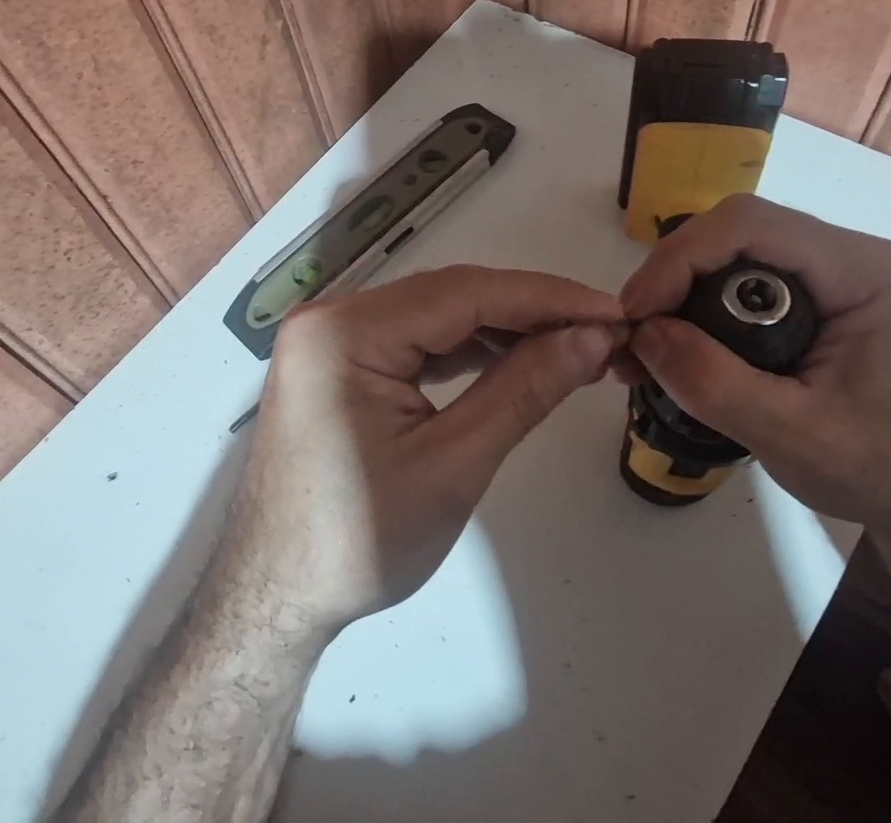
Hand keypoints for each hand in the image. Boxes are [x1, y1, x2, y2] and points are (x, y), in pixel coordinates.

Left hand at [219, 266, 625, 637]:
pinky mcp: (337, 369)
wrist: (274, 598)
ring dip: (503, 333)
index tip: (616, 313)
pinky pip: (413, 345)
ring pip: (435, 319)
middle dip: (530, 314)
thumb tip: (594, 338)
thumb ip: (523, 390)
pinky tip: (513, 363)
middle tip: (605, 335)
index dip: (548, 299)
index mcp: (345, 331)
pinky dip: (465, 354)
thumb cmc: (360, 541)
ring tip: (573, 350)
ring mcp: (330, 343)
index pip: (466, 292)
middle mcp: (331, 318)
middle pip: (449, 298)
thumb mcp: (452, 464)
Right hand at [619, 196, 890, 568]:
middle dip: (672, 273)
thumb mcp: (789, 434)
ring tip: (644, 344)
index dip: (680, 259)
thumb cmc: (872, 468)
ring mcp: (831, 272)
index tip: (636, 315)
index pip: (751, 226)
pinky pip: (739, 278)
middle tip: (633, 332)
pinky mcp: (812, 296)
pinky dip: (695, 305)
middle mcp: (849, 255)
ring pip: (730, 250)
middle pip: (736, 230)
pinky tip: (672, 346)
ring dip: (677, 290)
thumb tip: (642, 334)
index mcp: (863, 272)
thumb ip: (714, 383)